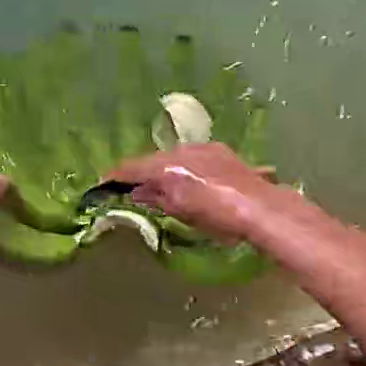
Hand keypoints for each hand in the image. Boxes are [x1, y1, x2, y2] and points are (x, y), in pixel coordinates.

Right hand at [107, 143, 283, 242]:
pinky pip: (193, 156)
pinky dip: (186, 166)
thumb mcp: (182, 212)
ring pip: (174, 156)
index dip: (115, 177)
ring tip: (162, 185)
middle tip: (133, 189)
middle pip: (153, 159)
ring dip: (166, 168)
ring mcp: (204, 148)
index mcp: (167, 166)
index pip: (131, 167)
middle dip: (142, 173)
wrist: (260, 207)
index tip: (104, 185)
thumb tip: (136, 193)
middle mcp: (183, 150)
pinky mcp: (221, 151)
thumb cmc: (219, 217)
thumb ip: (156, 199)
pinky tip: (190, 179)